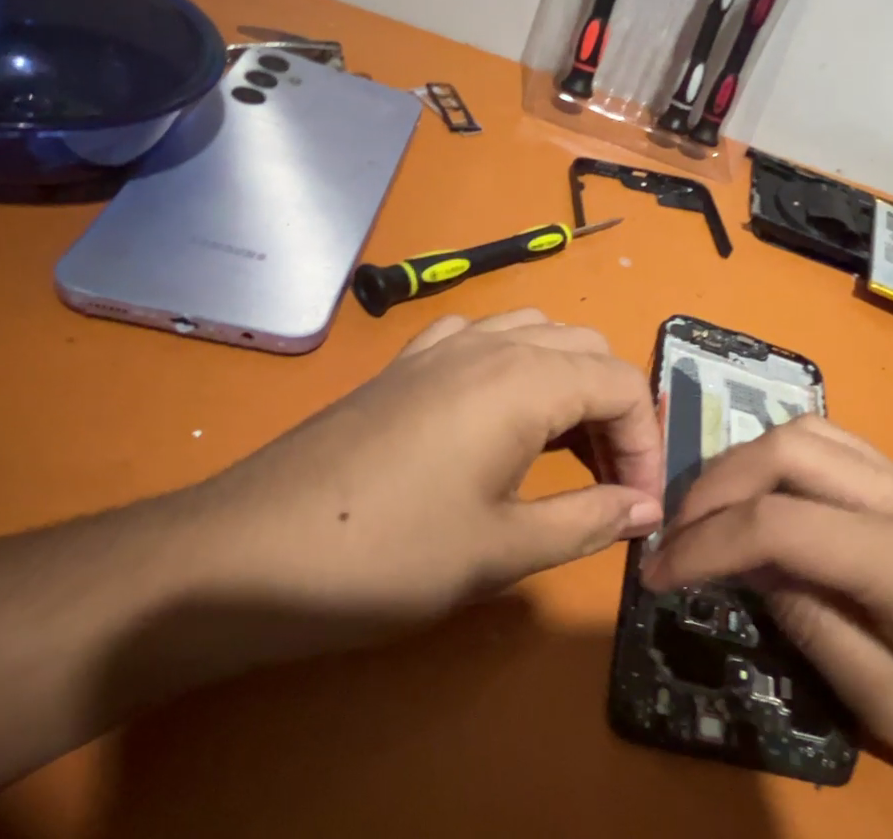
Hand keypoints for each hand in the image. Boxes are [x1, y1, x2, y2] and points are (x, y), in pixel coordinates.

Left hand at [219, 309, 664, 621]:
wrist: (244, 555)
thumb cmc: (387, 555)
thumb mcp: (502, 550)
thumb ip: (590, 521)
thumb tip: (646, 510)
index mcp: (524, 380)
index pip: (623, 387)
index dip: (648, 446)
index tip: (640, 508)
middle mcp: (489, 345)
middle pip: (588, 352)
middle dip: (616, 414)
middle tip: (611, 484)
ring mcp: (440, 348)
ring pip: (538, 337)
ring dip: (571, 386)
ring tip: (567, 452)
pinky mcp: (403, 367)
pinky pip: (483, 339)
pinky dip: (517, 369)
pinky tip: (500, 418)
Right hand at [642, 416, 892, 806]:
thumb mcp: (887, 705)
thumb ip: (809, 623)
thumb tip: (744, 566)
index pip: (780, 521)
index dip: (706, 542)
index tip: (656, 575)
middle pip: (791, 448)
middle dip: (716, 484)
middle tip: (675, 536)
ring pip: (813, 432)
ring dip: (747, 462)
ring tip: (707, 514)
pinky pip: (837, 448)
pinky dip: (783, 462)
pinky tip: (762, 502)